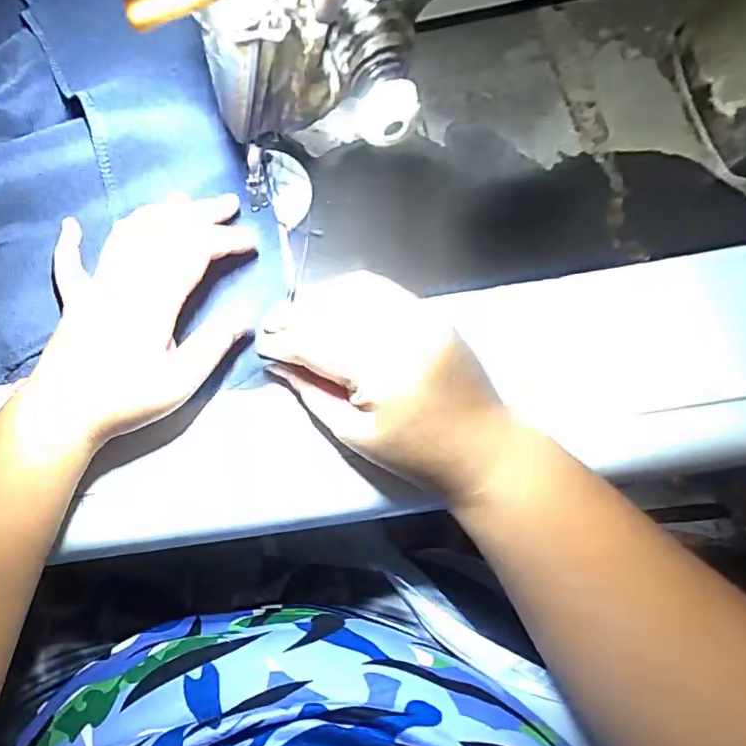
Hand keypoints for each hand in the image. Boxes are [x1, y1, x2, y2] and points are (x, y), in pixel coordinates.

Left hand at [17, 194, 258, 448]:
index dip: (226, 240)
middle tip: (228, 204)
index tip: (251, 243)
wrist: (64, 411)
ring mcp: (96, 286)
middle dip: (199, 213)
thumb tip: (242, 321)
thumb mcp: (179, 383)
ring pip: (126, 234)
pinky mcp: (75, 301)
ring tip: (179, 200)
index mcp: (155, 298)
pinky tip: (71, 227)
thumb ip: (211, 347)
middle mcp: (125, 280)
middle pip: (165, 230)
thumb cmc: (125, 400)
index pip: (196, 251)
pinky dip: (71, 243)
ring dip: (155, 213)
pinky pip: (71, 263)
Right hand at [254, 271, 521, 504]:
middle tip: (272, 326)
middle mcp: (402, 334)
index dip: (282, 342)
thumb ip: (313, 394)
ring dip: (321, 299)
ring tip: (300, 314)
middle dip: (295, 316)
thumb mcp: (354, 434)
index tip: (262, 346)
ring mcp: (421, 318)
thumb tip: (279, 365)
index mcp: (382, 373)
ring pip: (355, 290)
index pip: (316, 342)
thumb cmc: (415, 455)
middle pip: (332, 310)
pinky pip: (383, 290)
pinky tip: (334, 305)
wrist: (483, 449)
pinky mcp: (432, 314)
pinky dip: (352, 292)